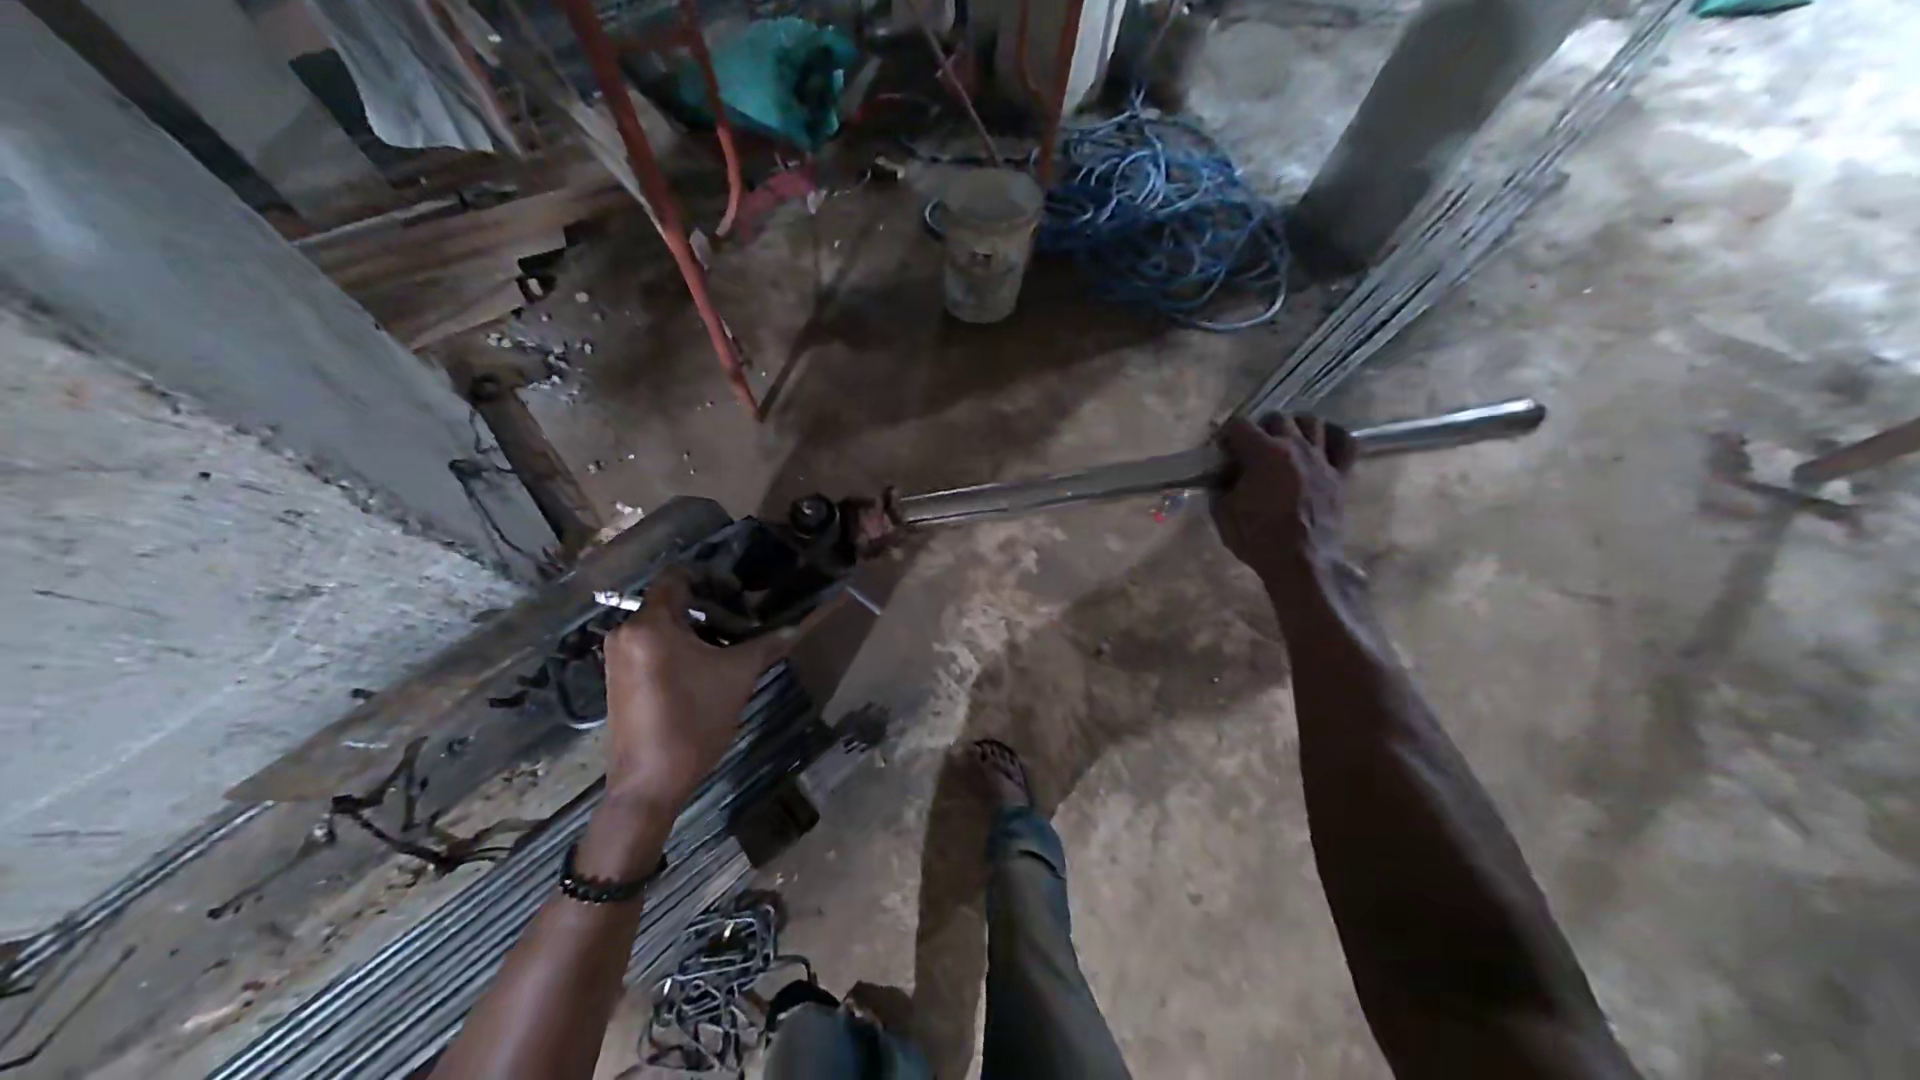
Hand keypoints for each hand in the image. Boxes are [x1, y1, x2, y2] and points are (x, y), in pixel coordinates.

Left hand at [598, 571, 804, 813]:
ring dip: (698, 632)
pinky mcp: (620, 680)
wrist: (650, 781)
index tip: (739, 593)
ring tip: (731, 649)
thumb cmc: (693, 719)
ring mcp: (619, 658)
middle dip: (711, 610)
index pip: (677, 578)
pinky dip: (680, 650)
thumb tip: (796, 628)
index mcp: (650, 625)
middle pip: (672, 604)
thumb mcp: (737, 677)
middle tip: (744, 625)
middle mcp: (626, 633)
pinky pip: (653, 649)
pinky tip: (707, 670)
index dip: (711, 579)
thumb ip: (766, 645)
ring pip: (664, 628)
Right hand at [1212, 413, 1355, 592]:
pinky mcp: (1340, 474)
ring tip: (1285, 442)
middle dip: (1260, 428)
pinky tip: (1321, 444)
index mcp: (1263, 454)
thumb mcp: (1223, 514)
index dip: (1227, 436)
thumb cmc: (1258, 538)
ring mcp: (1322, 459)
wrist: (1302, 563)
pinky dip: (1333, 437)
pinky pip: (1345, 443)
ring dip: (1294, 426)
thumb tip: (1223, 476)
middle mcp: (1295, 447)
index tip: (1222, 451)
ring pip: (1311, 421)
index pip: (1239, 425)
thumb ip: (1221, 487)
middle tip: (1252, 449)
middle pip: (1277, 417)